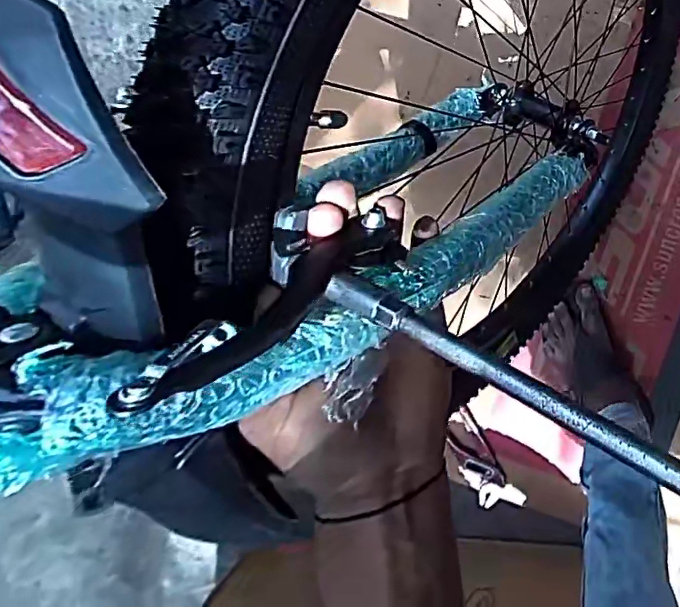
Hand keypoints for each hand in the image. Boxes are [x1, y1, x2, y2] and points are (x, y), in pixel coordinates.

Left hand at [238, 181, 452, 517]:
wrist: (382, 472)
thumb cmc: (315, 439)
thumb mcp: (263, 405)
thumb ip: (254, 351)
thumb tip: (263, 290)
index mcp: (298, 307)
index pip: (293, 251)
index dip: (297, 228)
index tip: (307, 219)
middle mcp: (338, 290)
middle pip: (335, 234)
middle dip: (333, 210)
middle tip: (337, 206)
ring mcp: (382, 290)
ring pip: (379, 236)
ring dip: (380, 214)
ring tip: (384, 210)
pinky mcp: (420, 299)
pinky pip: (423, 257)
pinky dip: (425, 236)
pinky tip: (421, 227)